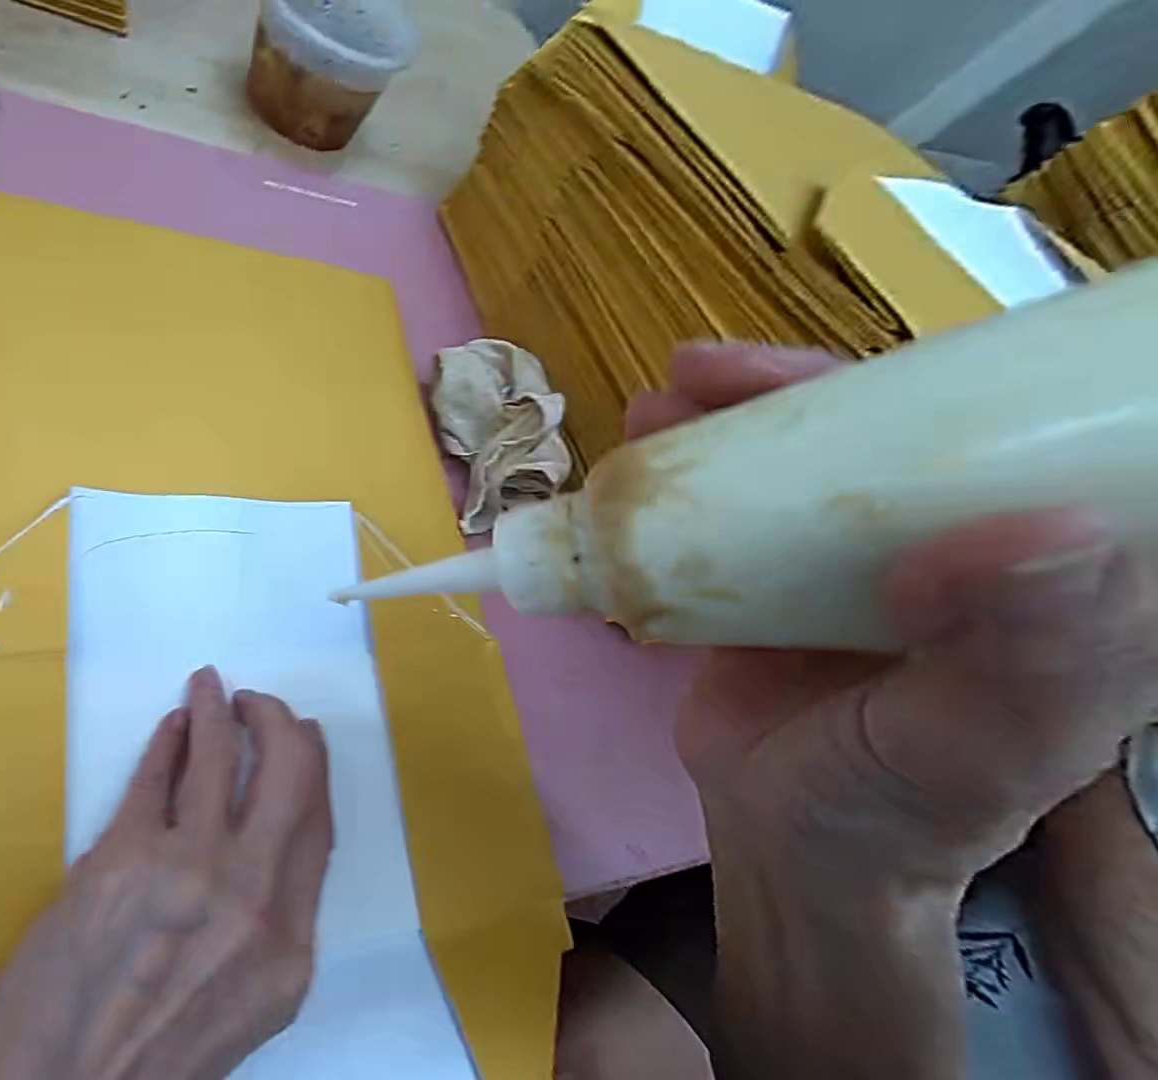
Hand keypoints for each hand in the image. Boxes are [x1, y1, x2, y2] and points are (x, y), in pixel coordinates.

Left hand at [0, 666, 332, 1079]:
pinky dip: (168, 736)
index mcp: (289, 947)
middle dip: (276, 719)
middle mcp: (251, 899)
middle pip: (289, 771)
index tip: (302, 734)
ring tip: (208, 684)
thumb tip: (271, 825)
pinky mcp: (123, 852)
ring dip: (215, 707)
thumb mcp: (247, 999)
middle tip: (256, 702)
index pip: (319, 821)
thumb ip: (272, 915)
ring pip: (218, 752)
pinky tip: (172, 724)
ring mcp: (187, 870)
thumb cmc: (159, 1048)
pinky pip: (157, 771)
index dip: (312, 763)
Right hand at [628, 342, 1157, 1078]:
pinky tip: (630, 471)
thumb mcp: (973, 746)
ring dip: (714, 427)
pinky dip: (671, 490)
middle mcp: (938, 547)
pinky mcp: (757, 585)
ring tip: (652, 408)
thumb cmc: (893, 806)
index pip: (997, 437)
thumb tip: (1039, 528)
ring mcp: (837, 565)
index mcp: (1037, 568)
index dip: (926, 380)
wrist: (780, 840)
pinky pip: (716, 522)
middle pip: (865, 438)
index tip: (828, 362)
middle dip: (782, 392)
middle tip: (699, 372)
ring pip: (780, 470)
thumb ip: (1025, 659)